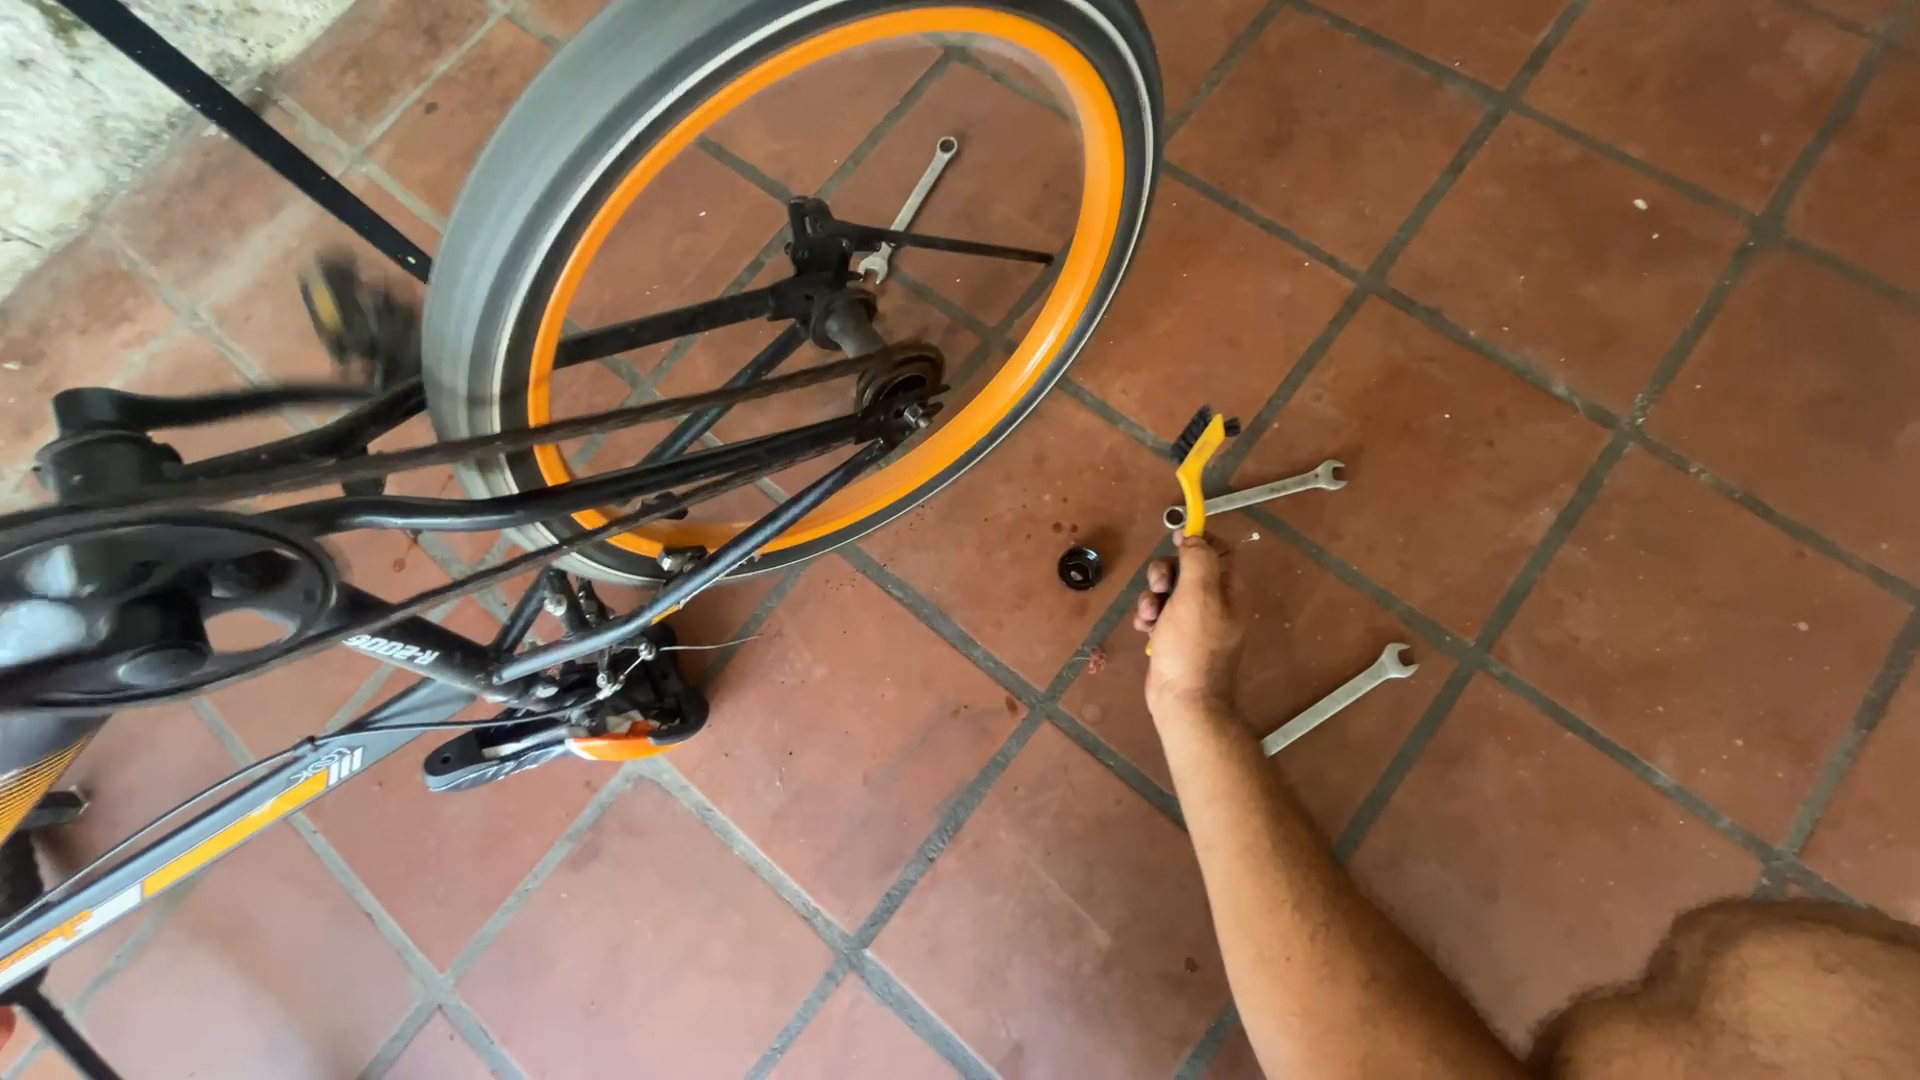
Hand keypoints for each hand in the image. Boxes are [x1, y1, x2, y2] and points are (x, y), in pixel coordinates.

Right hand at [1135, 533, 1242, 721]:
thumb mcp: (1198, 595)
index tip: (1174, 540)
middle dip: (1164, 572)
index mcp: (1229, 590)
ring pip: (1167, 590)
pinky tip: (1144, 629)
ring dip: (1151, 597)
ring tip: (1148, 616)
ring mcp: (1193, 621)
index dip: (1197, 540)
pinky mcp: (1173, 636)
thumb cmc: (1192, 646)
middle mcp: (1214, 602)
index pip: (1219, 550)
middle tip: (1158, 586)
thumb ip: (1197, 559)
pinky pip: (1157, 613)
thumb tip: (1192, 538)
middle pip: (1186, 568)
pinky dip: (1148, 617)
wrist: (1183, 699)